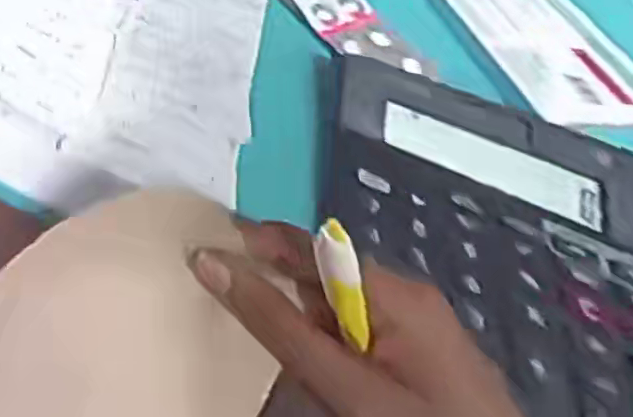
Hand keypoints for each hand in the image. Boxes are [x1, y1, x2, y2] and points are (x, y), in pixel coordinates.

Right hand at [191, 221, 525, 416]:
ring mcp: (424, 334)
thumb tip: (209, 260)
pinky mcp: (429, 366)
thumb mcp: (345, 387)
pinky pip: (361, 339)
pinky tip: (333, 388)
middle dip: (282, 300)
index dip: (251, 243)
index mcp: (395, 291)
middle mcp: (410, 299)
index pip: (303, 244)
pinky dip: (334, 354)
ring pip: (337, 313)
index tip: (203, 252)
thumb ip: (275, 322)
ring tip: (307, 377)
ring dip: (308, 334)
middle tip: (253, 330)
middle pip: (318, 278)